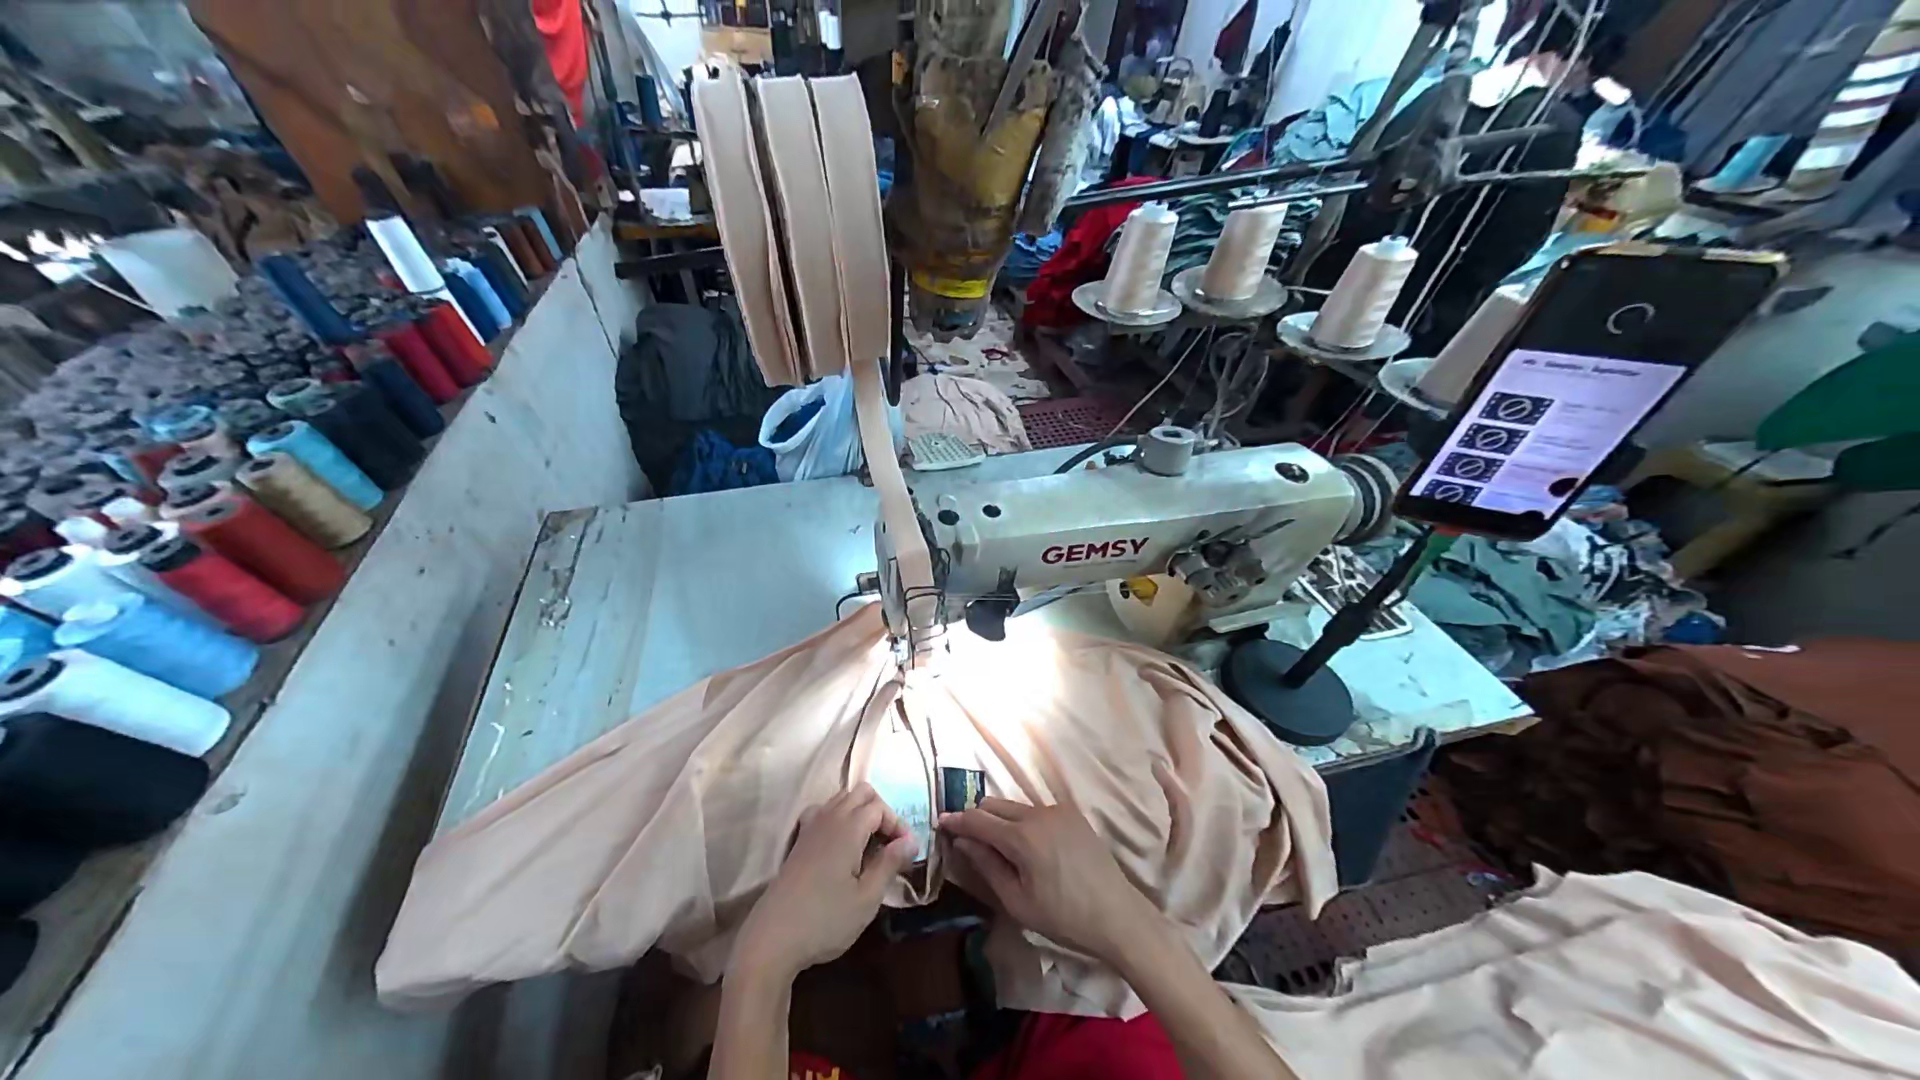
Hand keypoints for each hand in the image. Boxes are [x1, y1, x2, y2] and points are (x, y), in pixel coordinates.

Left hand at [733, 785, 917, 979]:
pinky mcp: (798, 842)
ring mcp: (809, 828)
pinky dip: (837, 817)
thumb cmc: (825, 920)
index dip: (897, 824)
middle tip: (889, 844)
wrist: (772, 939)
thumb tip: (911, 840)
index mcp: (848, 828)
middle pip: (861, 792)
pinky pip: (822, 811)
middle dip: (881, 811)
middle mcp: (828, 818)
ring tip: (868, 845)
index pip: (879, 807)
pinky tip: (840, 845)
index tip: (906, 853)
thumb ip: (890, 864)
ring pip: (841, 799)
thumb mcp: (867, 898)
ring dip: (859, 812)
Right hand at [938, 798, 1163, 962]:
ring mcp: (1058, 810)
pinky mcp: (1073, 815)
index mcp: (1021, 836)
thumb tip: (963, 841)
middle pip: (995, 805)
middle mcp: (1038, 813)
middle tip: (965, 837)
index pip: (978, 819)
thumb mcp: (1017, 901)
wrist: (1117, 915)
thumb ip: (987, 865)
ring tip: (994, 843)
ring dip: (1000, 819)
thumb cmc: (1063, 916)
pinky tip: (1025, 844)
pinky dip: (1022, 820)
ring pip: (1016, 806)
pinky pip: (1036, 810)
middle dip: (977, 817)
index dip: (957, 820)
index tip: (941, 821)